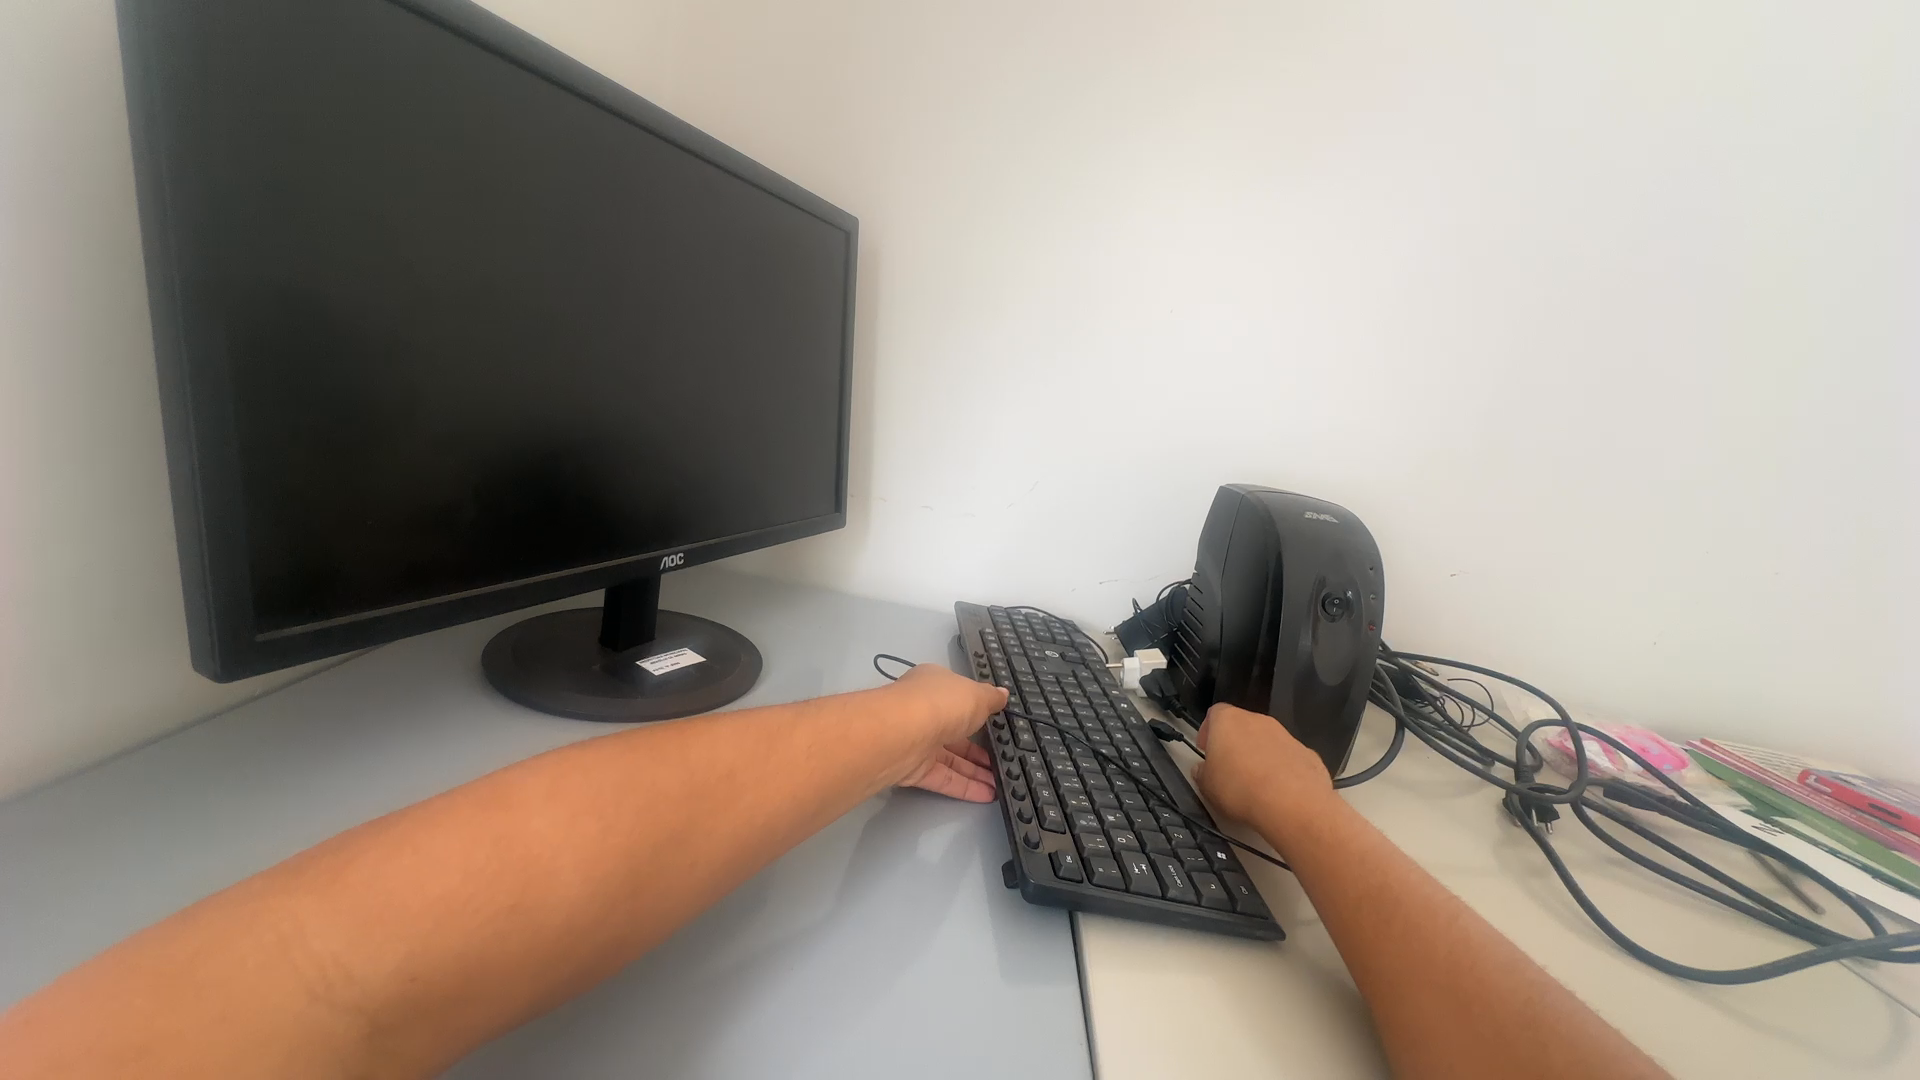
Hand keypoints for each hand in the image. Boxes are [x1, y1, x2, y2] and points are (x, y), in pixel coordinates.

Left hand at [885, 664, 1008, 802]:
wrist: (901, 734)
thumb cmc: (941, 704)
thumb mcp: (976, 695)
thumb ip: (991, 698)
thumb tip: (1002, 694)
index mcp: (935, 685)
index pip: (957, 696)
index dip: (976, 707)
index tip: (995, 720)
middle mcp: (924, 712)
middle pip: (955, 730)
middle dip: (979, 746)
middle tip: (1002, 758)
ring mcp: (918, 741)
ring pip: (950, 758)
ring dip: (976, 771)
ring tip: (1002, 782)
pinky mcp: (914, 770)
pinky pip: (944, 779)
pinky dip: (965, 787)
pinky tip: (988, 795)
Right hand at [1193, 703, 1339, 854]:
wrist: (1292, 805)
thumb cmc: (1241, 789)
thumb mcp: (1206, 786)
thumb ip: (1202, 773)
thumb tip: (1203, 771)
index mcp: (1228, 720)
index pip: (1214, 714)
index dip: (1208, 732)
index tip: (1207, 751)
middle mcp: (1258, 721)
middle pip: (1242, 726)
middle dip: (1235, 745)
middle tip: (1228, 770)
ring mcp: (1286, 736)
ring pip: (1267, 741)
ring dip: (1260, 757)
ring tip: (1254, 786)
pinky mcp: (1308, 754)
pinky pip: (1288, 758)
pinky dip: (1283, 770)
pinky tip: (1279, 793)